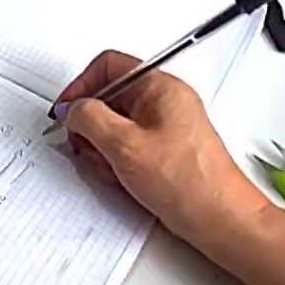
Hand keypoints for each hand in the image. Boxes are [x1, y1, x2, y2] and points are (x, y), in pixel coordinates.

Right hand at [57, 50, 271, 249]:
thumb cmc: (188, 182)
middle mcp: (164, 103)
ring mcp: (164, 128)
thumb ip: (89, 118)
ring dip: (102, 147)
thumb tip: (72, 109)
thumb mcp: (124, 144)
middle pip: (110, 98)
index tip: (66, 110)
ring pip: (116, 126)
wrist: (218, 219)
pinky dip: (116, 161)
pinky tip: (120, 179)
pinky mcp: (163, 152)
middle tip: (85, 145)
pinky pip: (128, 147)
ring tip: (109, 168)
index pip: (109, 66)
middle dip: (90, 124)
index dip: (81, 86)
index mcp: (160, 87)